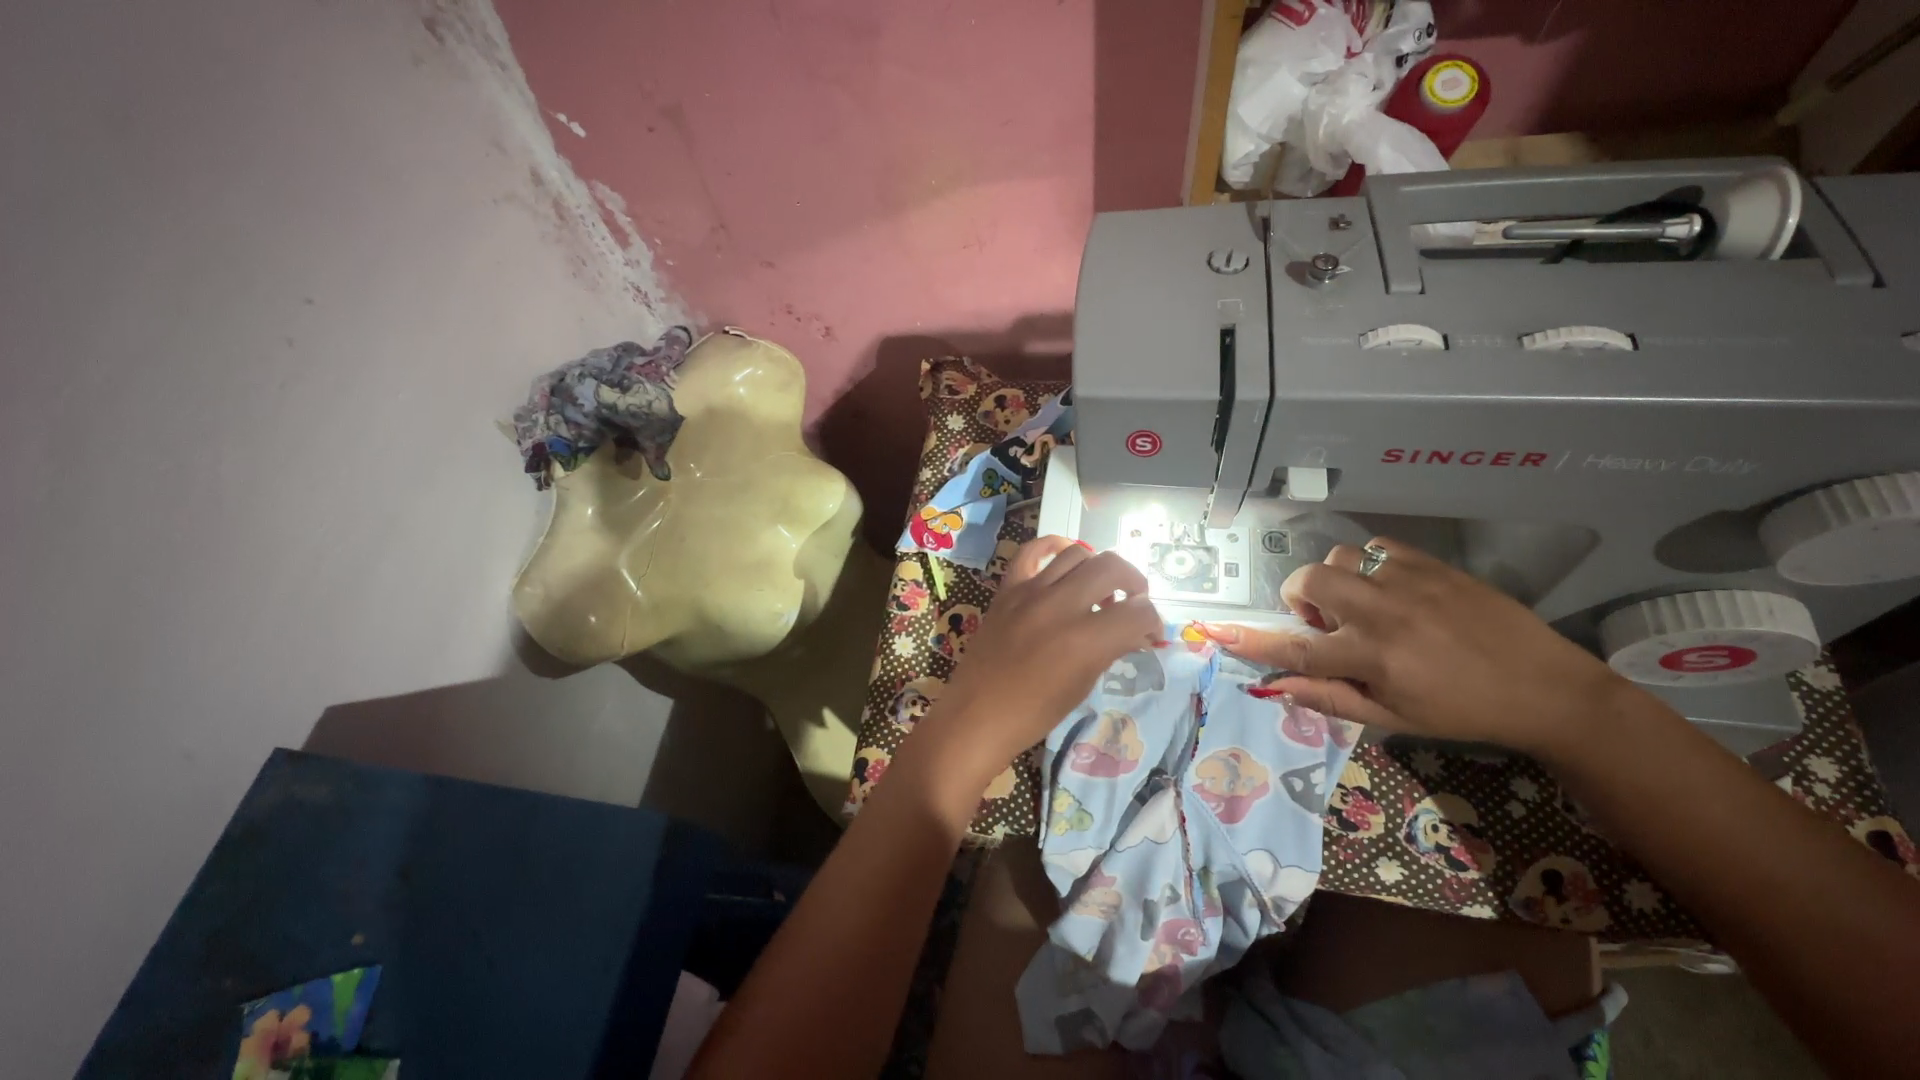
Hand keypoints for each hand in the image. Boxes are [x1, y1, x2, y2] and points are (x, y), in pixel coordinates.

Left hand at [917, 536, 1160, 784]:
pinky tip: (1066, 557)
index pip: (1137, 612)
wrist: (977, 716)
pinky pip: (1032, 552)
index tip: (1150, 632)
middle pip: (1113, 568)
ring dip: (1098, 568)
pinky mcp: (1007, 590)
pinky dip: (1053, 547)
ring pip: (1078, 554)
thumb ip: (1110, 650)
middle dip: (1133, 583)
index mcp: (1085, 641)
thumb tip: (1134, 632)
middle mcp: (1060, 607)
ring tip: (1098, 590)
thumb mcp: (1083, 685)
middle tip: (1132, 603)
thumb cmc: (1034, 713)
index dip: (1152, 620)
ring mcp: (1030, 593)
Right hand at [1200, 537, 1639, 755]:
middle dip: (1299, 598)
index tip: (1219, 631)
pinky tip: (1390, 590)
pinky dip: (1369, 565)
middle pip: (1309, 583)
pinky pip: (1377, 547)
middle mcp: (1383, 614)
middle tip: (1326, 623)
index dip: (1253, 640)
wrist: (1544, 686)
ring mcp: (1408, 582)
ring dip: (1335, 581)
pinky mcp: (1432, 564)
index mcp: (1373, 659)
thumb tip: (1278, 685)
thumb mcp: (1394, 717)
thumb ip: (1332, 698)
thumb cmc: (1462, 711)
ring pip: (1340, 559)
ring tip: (1362, 605)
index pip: (1296, 647)